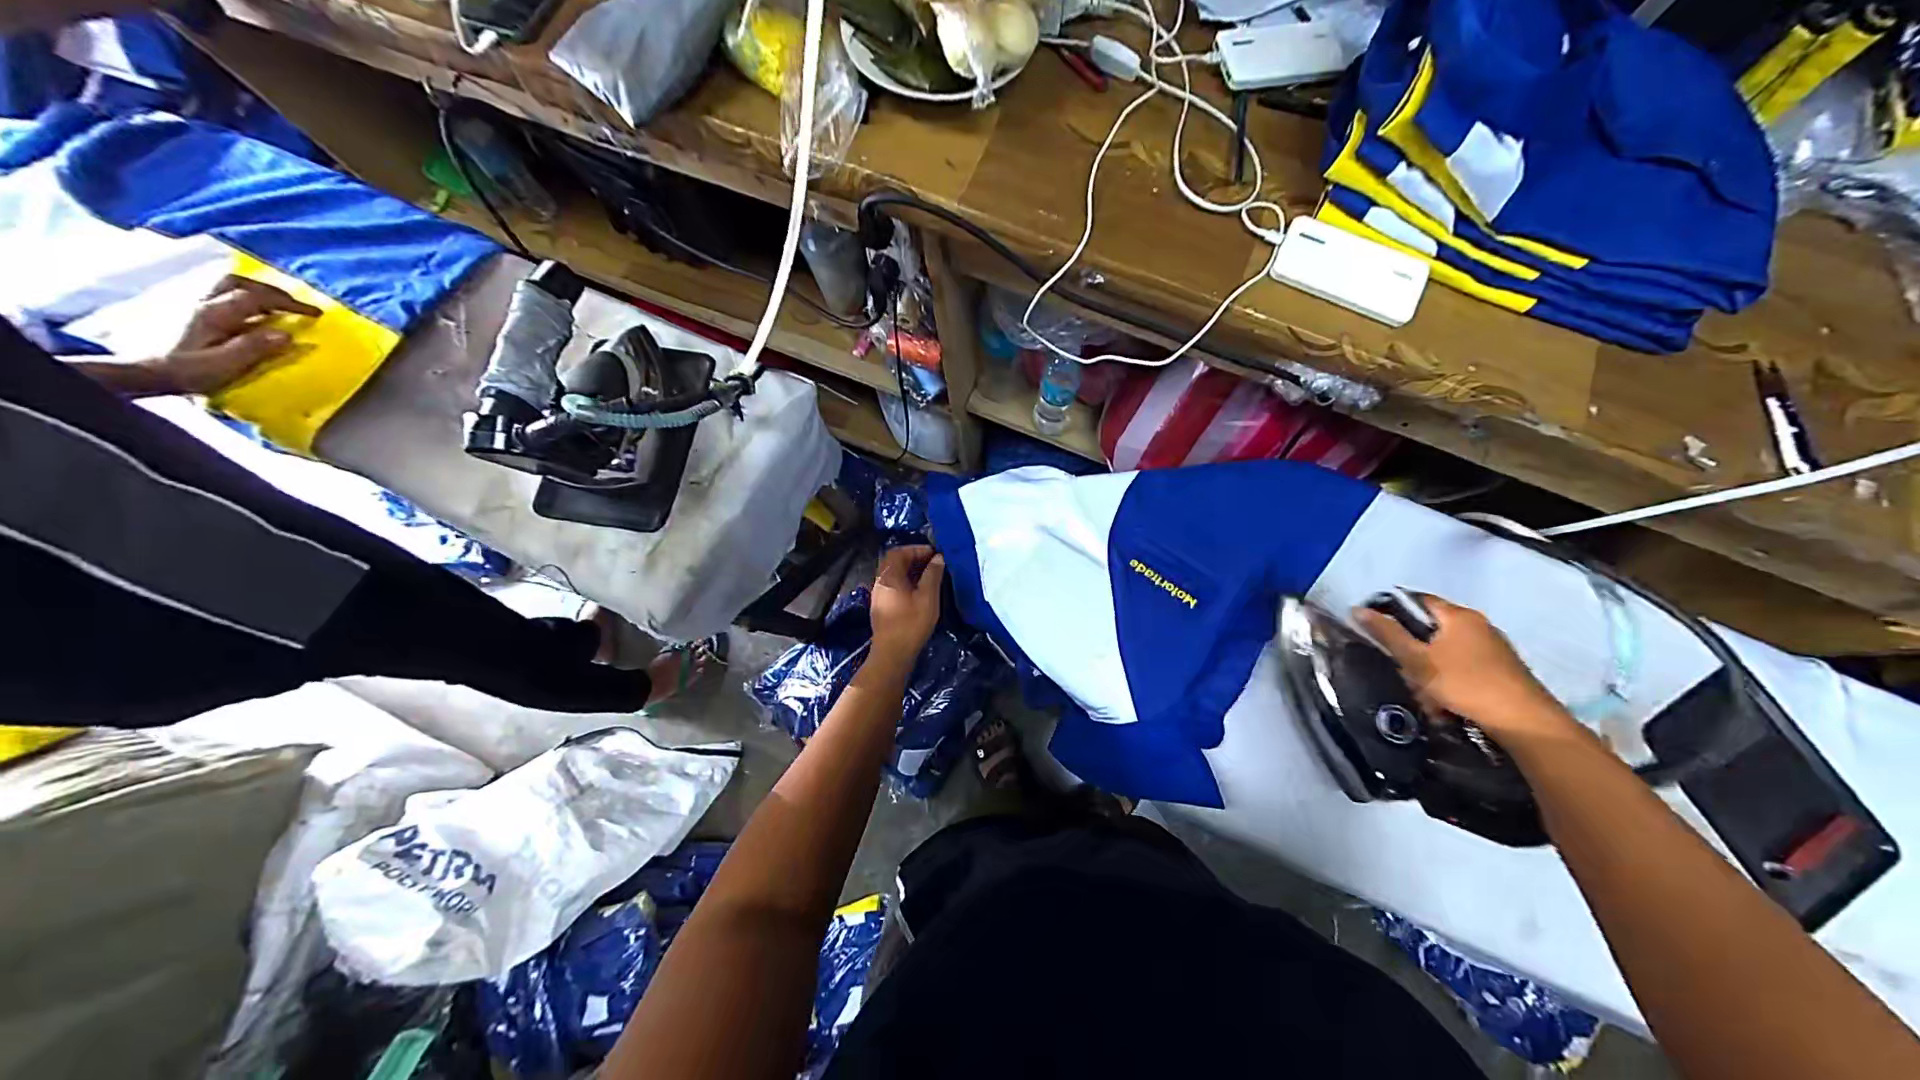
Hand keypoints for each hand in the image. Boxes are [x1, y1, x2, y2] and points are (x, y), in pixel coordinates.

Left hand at [141, 275, 320, 394]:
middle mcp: (201, 301)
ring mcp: (188, 301)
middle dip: (272, 291)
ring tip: (272, 303)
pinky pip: (215, 292)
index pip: (257, 298)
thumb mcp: (223, 365)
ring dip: (254, 289)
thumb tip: (288, 334)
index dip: (289, 303)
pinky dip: (237, 294)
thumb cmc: (185, 371)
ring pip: (225, 283)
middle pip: (239, 283)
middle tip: (294, 305)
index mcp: (214, 313)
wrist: (139, 371)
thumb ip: (254, 348)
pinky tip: (245, 308)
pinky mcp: (182, 307)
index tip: (315, 313)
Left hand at [869, 545, 944, 674]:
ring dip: (910, 570)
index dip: (916, 549)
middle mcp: (880, 581)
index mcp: (889, 576)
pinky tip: (919, 590)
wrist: (892, 653)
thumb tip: (938, 557)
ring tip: (929, 575)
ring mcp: (878, 594)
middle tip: (932, 562)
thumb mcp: (928, 597)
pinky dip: (906, 581)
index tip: (934, 554)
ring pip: (893, 573)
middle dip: (913, 558)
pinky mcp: (881, 605)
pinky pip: (892, 584)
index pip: (899, 552)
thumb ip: (933, 575)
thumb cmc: (911, 623)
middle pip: (893, 561)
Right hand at [1354, 594, 1578, 747]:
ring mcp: (1493, 648)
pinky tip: (1446, 704)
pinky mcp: (1501, 669)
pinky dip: (1449, 682)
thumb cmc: (1465, 683)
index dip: (1393, 610)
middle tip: (1407, 674)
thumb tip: (1358, 609)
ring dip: (1430, 673)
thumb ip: (1387, 633)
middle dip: (1413, 653)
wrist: (1524, 721)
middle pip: (1430, 630)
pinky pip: (1462, 667)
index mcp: (1459, 616)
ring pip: (1444, 653)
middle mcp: (1478, 625)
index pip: (1417, 600)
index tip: (1377, 630)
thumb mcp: (1417, 660)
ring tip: (1428, 697)